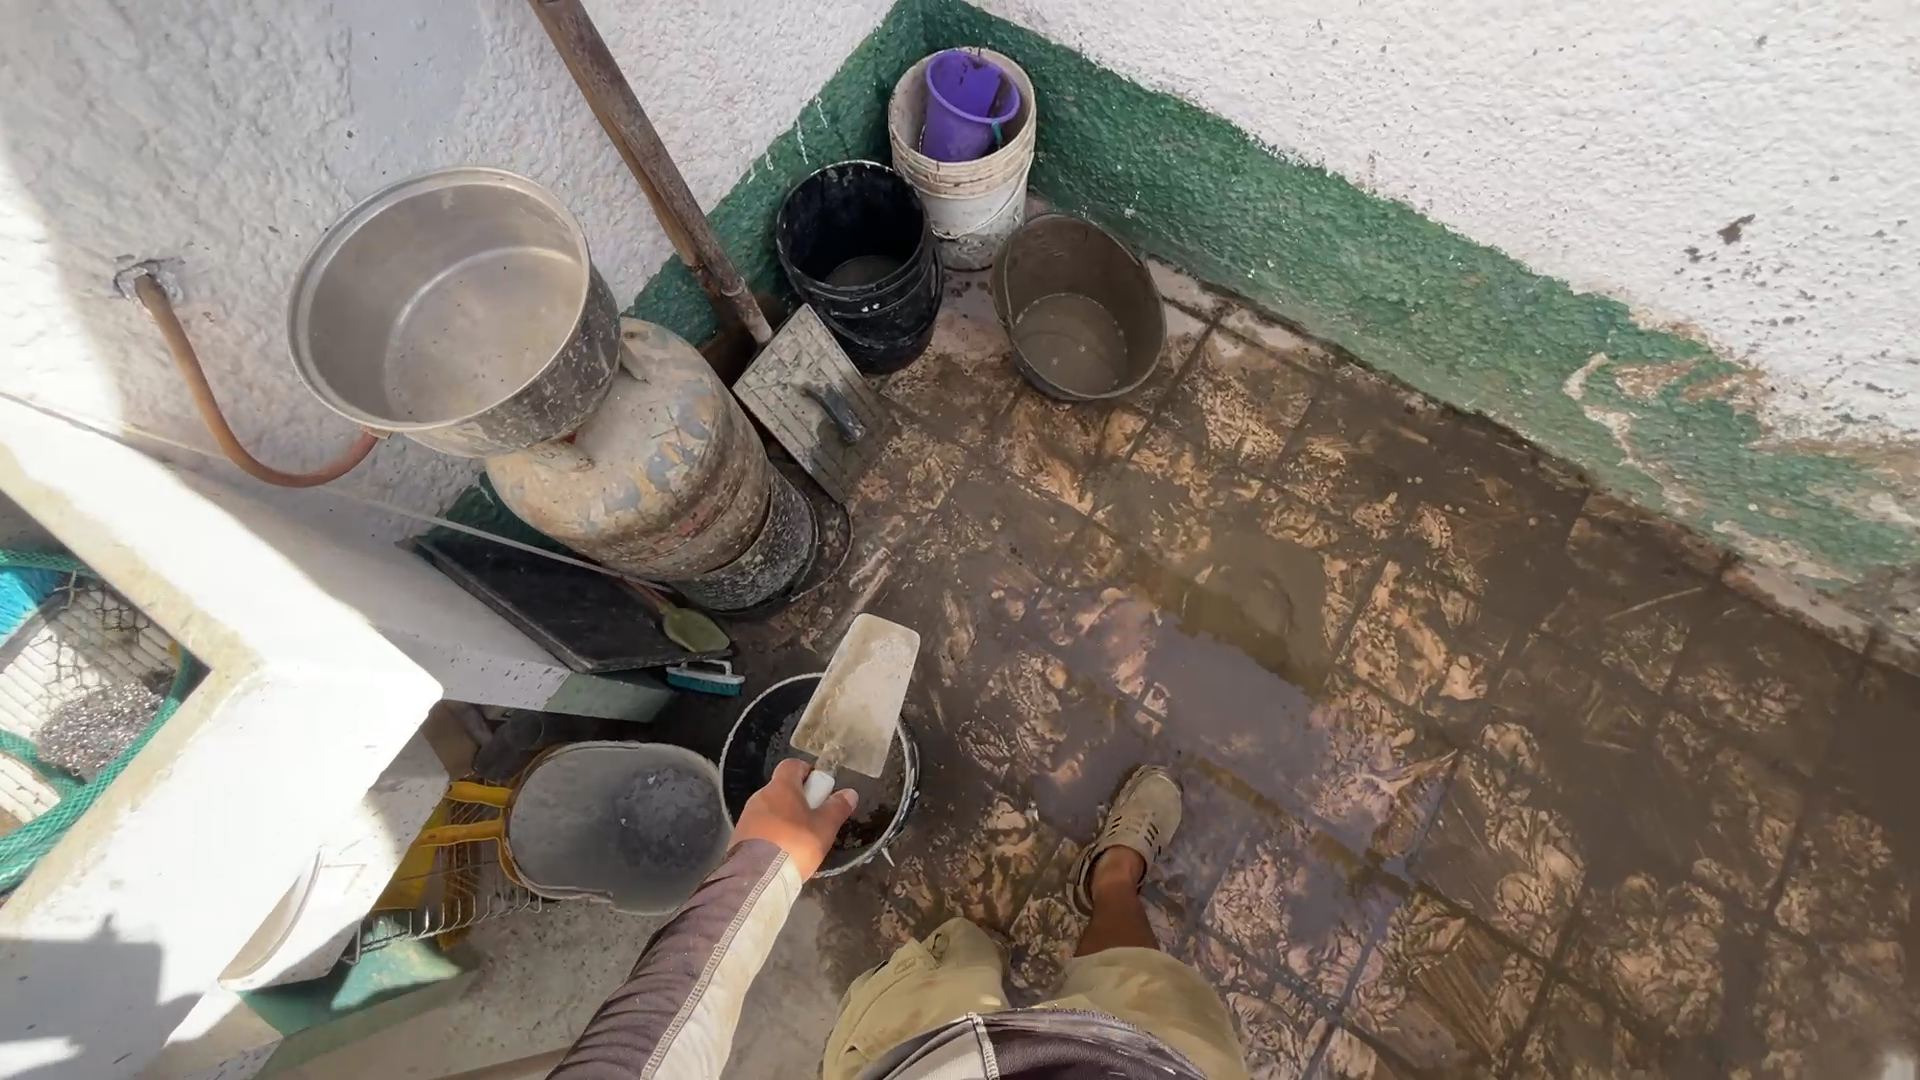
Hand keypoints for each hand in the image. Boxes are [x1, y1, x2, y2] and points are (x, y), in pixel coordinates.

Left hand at [732, 758, 858, 879]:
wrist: (756, 879)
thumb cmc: (795, 844)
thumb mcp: (824, 828)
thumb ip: (837, 808)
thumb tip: (850, 793)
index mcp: (781, 787)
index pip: (792, 765)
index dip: (806, 772)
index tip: (818, 789)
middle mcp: (760, 796)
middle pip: (781, 789)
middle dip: (797, 800)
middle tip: (812, 819)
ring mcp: (746, 817)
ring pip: (769, 809)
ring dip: (783, 818)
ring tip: (797, 840)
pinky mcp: (738, 838)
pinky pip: (759, 828)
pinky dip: (771, 835)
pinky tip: (780, 853)